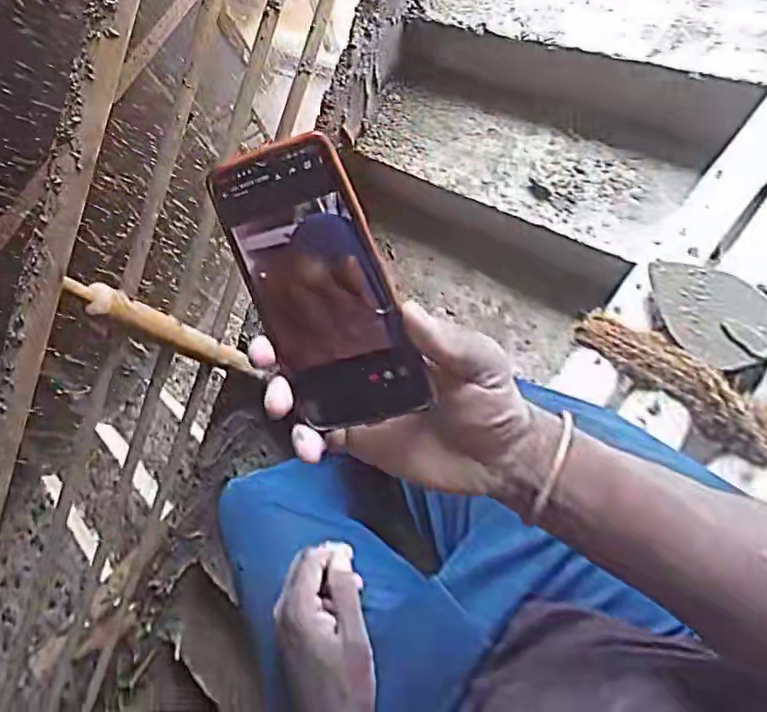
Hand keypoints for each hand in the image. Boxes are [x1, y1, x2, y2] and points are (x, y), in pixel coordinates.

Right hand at [252, 300, 552, 502]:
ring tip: (282, 406)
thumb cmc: (491, 396)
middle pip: (300, 352)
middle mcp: (356, 365)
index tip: (275, 306)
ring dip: (280, 394)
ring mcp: (350, 401)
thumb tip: (408, 309)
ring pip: (299, 391)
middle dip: (272, 352)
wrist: (502, 459)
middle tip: (264, 357)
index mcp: (378, 338)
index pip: (330, 316)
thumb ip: (444, 339)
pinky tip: (309, 447)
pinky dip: (304, 440)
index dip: (297, 310)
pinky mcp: (353, 437)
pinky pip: (316, 435)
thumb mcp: (477, 360)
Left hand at [275, 542, 373, 711]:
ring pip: (299, 582)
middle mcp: (281, 609)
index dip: (331, 551)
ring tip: (350, 589)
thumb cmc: (346, 688)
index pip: (309, 560)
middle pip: (301, 567)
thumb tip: (340, 555)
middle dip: (326, 563)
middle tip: (352, 570)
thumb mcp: (354, 638)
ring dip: (323, 579)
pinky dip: (316, 594)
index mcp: (295, 606)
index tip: (352, 553)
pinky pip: (298, 599)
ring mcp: (280, 622)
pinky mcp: (285, 633)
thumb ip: (345, 592)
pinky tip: (336, 607)